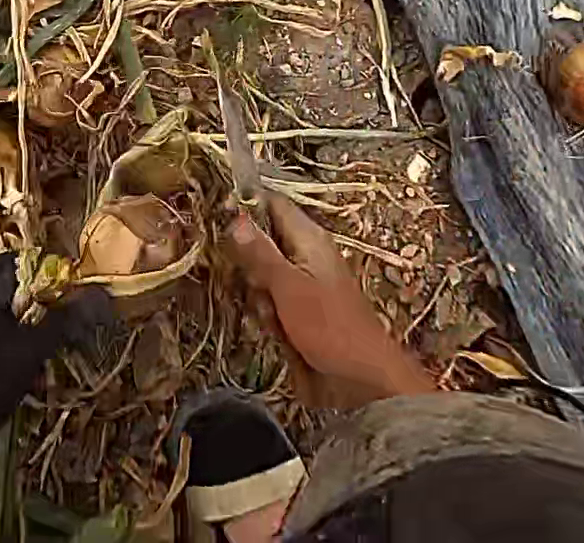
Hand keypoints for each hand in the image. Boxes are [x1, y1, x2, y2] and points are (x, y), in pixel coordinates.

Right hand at [223, 193, 436, 408]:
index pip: (272, 203)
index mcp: (308, 237)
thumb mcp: (288, 286)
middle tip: (251, 283)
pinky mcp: (303, 305)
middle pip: (263, 239)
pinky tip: (274, 329)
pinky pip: (273, 296)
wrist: (365, 379)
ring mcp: (305, 279)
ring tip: (269, 315)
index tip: (218, 219)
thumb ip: (259, 252)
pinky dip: (269, 310)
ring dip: (258, 292)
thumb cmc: (329, 327)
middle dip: (249, 261)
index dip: (246, 205)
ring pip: (264, 271)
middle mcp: (306, 251)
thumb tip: (234, 217)